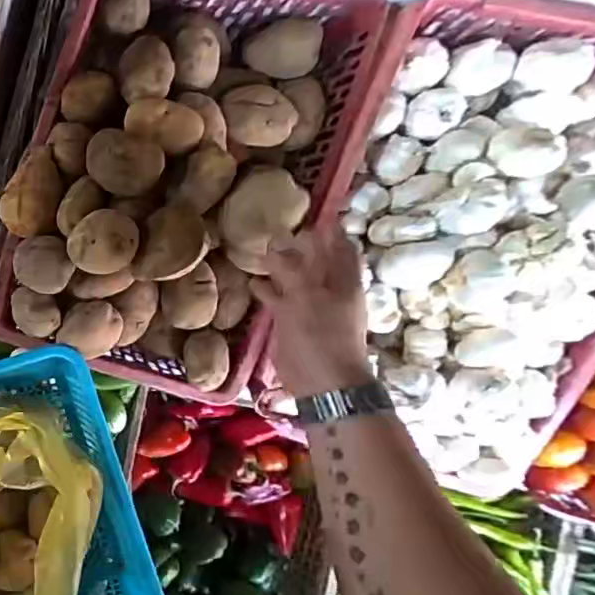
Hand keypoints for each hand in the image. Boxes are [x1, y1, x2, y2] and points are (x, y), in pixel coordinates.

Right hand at [252, 220, 371, 397]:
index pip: (339, 246)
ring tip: (258, 250)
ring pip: (295, 278)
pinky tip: (252, 282)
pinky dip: (267, 289)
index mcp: (343, 281)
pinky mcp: (293, 322)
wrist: (323, 381)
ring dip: (280, 266)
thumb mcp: (305, 296)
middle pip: (316, 260)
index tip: (308, 212)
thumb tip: (276, 240)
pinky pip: (279, 299)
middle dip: (298, 245)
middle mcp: (330, 290)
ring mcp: (311, 306)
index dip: (327, 229)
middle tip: (275, 228)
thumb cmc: (321, 336)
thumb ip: (290, 268)